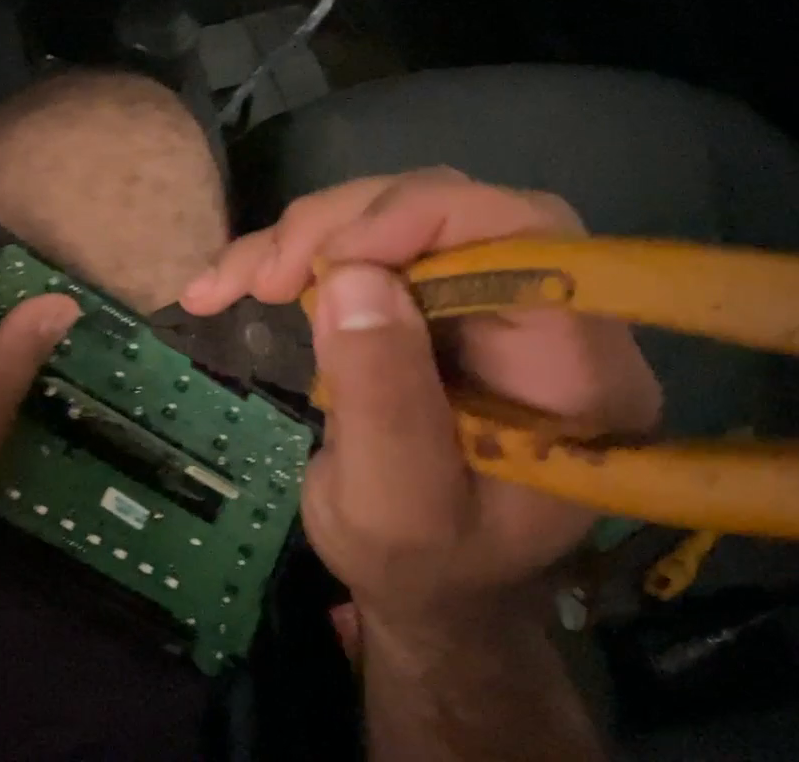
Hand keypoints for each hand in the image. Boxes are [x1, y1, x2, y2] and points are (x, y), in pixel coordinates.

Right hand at [181, 169, 661, 624]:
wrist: (422, 590)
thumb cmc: (420, 565)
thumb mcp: (393, 504)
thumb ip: (383, 398)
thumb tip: (349, 276)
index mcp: (573, 369)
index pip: (524, 233)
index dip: (421, 217)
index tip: (326, 259)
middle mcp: (538, 317)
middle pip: (447, 210)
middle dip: (339, 226)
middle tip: (262, 279)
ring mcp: (476, 304)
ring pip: (387, 217)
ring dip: (299, 240)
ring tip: (231, 285)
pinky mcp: (421, 302)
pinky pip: (352, 246)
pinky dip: (281, 257)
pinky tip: (225, 285)